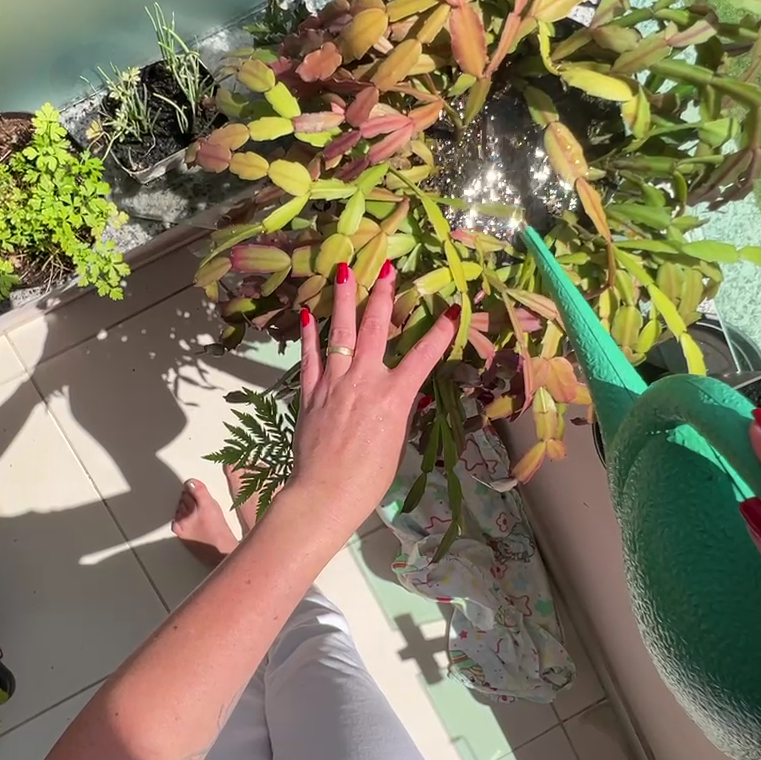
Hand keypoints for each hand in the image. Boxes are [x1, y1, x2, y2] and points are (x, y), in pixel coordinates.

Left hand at [287, 260, 455, 534]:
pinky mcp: (310, 392)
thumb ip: (399, 411)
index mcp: (393, 397)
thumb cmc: (369, 478)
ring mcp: (334, 383)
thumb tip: (407, 392)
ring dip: (343, 299)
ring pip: (339, 333)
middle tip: (386, 266)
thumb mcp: (396, 443)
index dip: (439, 333)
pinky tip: (308, 315)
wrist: (326, 492)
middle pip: (374, 329)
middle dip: (383, 295)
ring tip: (344, 270)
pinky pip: (310, 358)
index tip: (451, 308)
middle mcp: (364, 381)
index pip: (423, 357)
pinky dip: (310, 336)